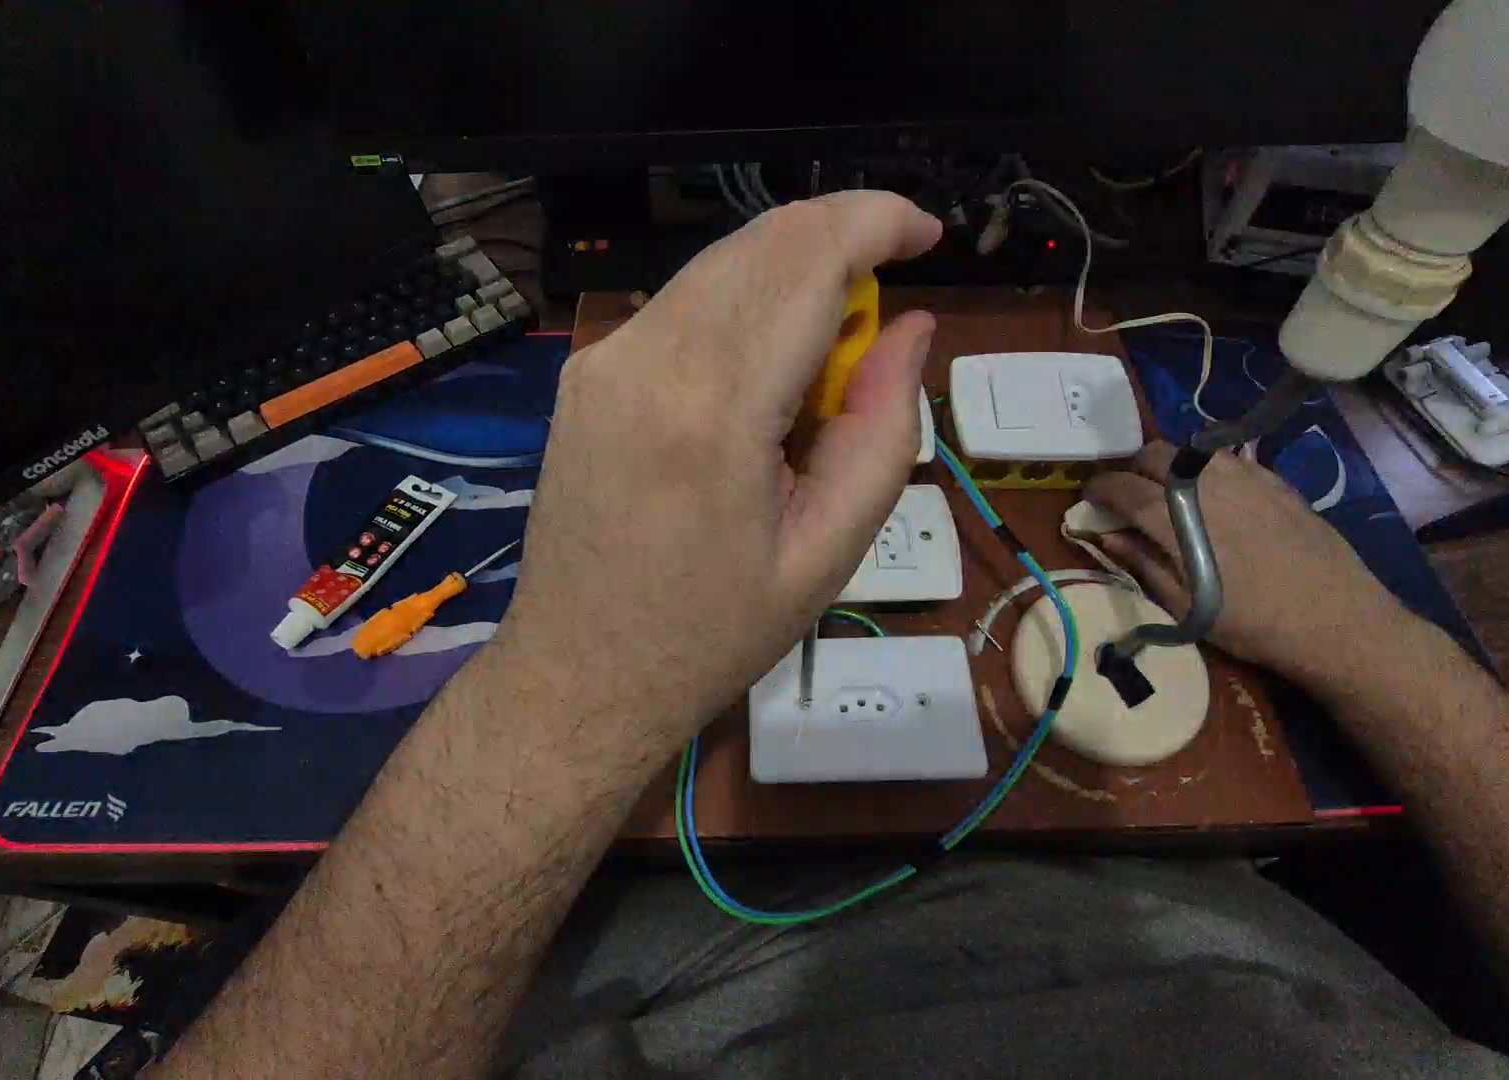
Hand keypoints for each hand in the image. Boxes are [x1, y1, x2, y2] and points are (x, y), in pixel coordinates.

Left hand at [495, 192, 942, 749]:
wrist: (582, 673)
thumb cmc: (714, 634)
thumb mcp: (828, 552)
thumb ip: (883, 428)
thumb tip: (913, 328)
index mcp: (714, 410)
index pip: (807, 258)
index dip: (877, 220)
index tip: (926, 233)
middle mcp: (646, 359)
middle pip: (760, 244)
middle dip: (838, 242)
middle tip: (880, 316)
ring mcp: (602, 362)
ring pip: (717, 266)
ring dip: (788, 277)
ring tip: (824, 359)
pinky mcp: (583, 376)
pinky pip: (677, 306)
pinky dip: (738, 308)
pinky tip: (759, 374)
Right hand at [1082, 442, 1413, 691]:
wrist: (1338, 622)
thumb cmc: (1251, 624)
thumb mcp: (1182, 605)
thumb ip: (1140, 562)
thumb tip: (1105, 536)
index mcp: (1176, 518)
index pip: (1121, 486)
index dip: (1098, 489)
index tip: (1091, 499)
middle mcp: (1207, 486)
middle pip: (1153, 455)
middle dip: (1131, 470)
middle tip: (1128, 498)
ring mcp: (1246, 477)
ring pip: (1190, 451)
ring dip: (1169, 466)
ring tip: (1169, 494)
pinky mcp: (1276, 481)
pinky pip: (1228, 461)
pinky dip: (1206, 472)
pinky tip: (1213, 498)